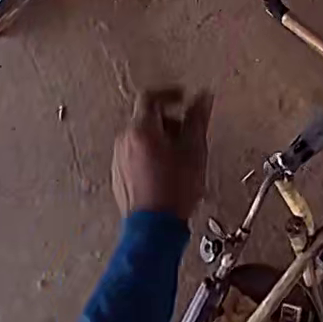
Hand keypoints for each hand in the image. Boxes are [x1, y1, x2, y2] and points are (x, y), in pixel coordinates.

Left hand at [112, 87, 212, 219]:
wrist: (154, 228)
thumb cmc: (175, 189)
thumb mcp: (194, 147)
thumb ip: (198, 117)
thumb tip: (203, 97)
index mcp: (141, 130)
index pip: (150, 97)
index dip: (169, 93)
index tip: (184, 97)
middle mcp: (125, 142)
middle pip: (146, 118)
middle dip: (170, 120)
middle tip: (188, 131)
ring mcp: (119, 160)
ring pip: (141, 136)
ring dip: (161, 137)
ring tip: (181, 154)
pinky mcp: (119, 176)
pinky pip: (136, 154)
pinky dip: (152, 153)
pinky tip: (168, 169)